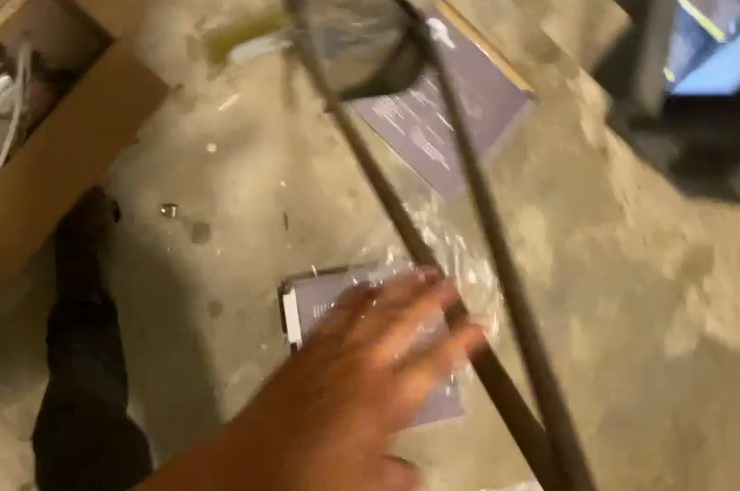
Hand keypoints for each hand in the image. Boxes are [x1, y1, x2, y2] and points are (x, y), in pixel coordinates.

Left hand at [142, 267, 485, 490]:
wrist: (259, 461)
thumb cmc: (319, 476)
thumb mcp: (366, 482)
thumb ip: (394, 472)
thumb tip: (412, 472)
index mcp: (388, 399)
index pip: (434, 363)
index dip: (460, 343)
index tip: (481, 322)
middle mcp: (366, 363)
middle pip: (405, 322)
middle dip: (430, 299)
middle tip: (452, 279)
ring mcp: (336, 348)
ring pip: (373, 307)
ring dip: (397, 287)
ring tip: (419, 269)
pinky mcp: (310, 344)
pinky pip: (338, 311)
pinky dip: (355, 295)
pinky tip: (367, 285)